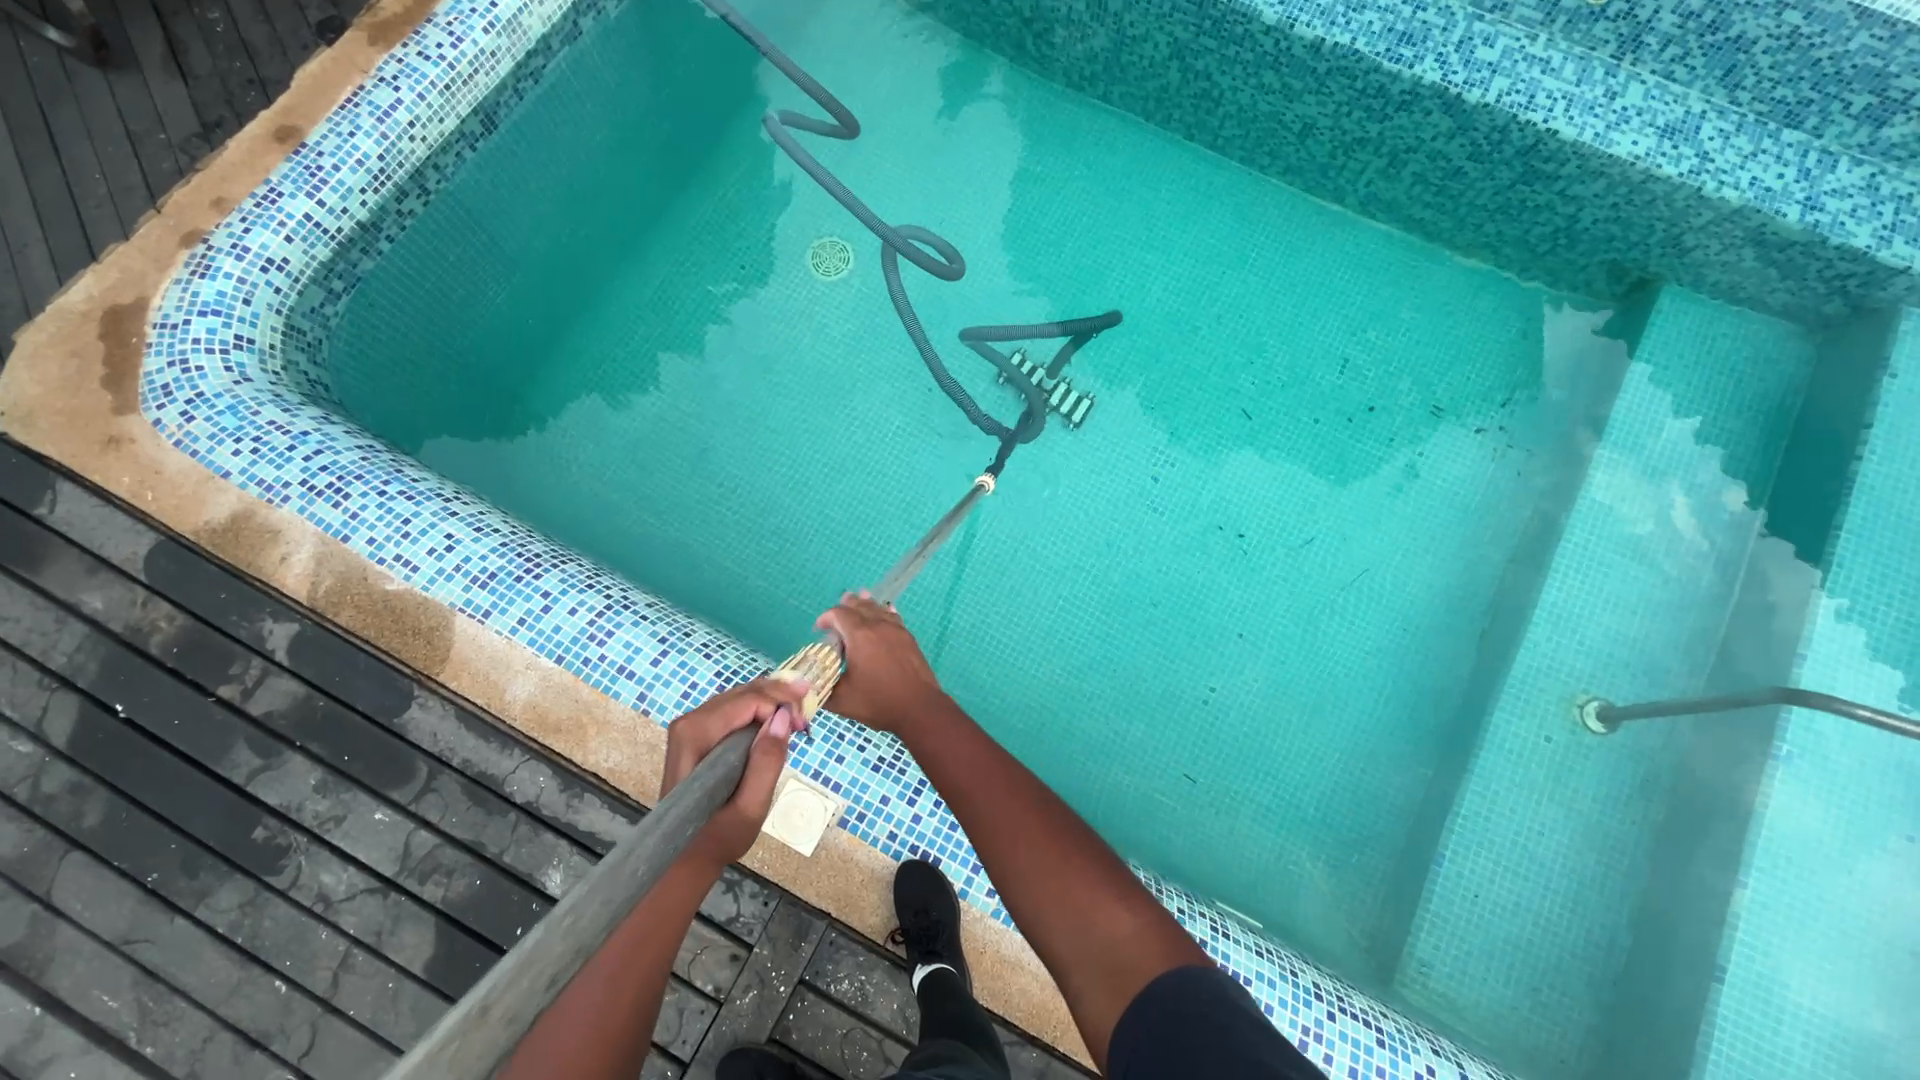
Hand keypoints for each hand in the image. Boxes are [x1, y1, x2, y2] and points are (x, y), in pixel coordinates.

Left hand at [662, 677, 810, 871]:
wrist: (683, 858)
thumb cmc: (717, 838)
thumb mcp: (749, 809)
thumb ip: (766, 763)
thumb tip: (783, 718)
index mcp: (696, 736)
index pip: (747, 701)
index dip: (781, 704)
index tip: (804, 726)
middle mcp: (689, 723)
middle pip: (744, 693)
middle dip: (780, 698)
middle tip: (807, 717)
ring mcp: (691, 727)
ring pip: (741, 698)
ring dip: (772, 703)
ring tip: (799, 718)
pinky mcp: (698, 734)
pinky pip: (735, 710)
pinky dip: (760, 711)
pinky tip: (778, 721)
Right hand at [815, 592, 950, 735]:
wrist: (919, 707)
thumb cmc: (878, 702)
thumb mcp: (842, 699)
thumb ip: (824, 688)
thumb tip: (812, 685)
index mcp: (859, 636)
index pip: (838, 614)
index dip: (826, 618)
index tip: (819, 629)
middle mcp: (878, 626)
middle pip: (859, 605)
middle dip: (846, 606)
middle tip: (837, 614)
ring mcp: (897, 630)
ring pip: (878, 608)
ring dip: (865, 605)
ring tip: (859, 598)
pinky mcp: (909, 638)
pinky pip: (894, 617)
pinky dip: (885, 612)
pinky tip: (886, 610)